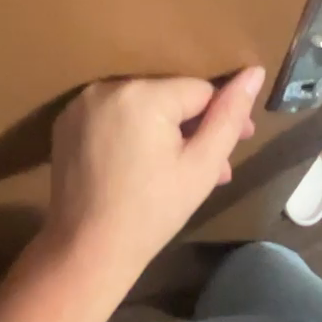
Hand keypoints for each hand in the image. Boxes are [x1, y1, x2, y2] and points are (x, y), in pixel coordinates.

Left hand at [45, 67, 263, 272]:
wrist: (87, 249)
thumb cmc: (153, 212)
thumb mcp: (202, 166)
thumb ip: (230, 116)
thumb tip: (255, 72)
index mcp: (144, 95)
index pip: (201, 91)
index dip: (221, 118)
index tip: (234, 148)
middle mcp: (108, 87)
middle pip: (169, 96)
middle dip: (192, 127)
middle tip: (210, 167)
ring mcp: (82, 103)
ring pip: (142, 105)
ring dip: (163, 130)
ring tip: (176, 170)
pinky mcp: (66, 121)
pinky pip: (113, 115)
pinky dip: (131, 132)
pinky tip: (140, 164)